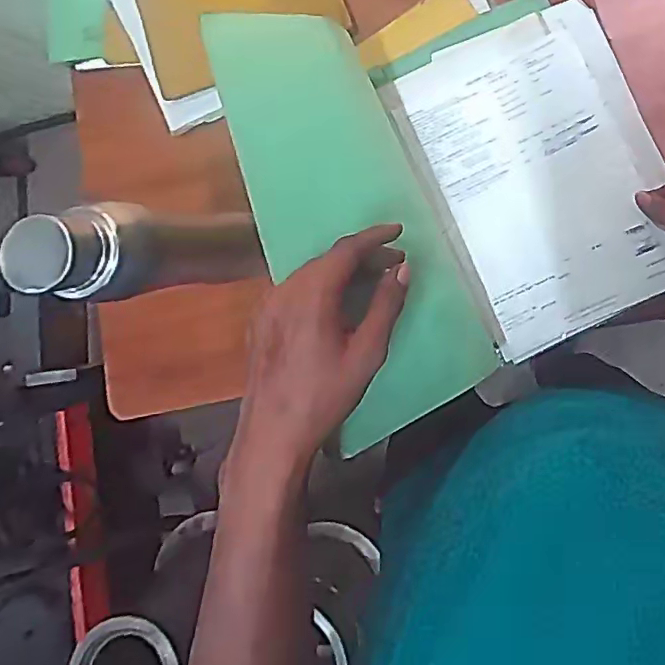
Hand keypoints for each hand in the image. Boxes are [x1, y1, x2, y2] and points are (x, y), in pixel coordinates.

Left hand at [226, 225, 410, 492]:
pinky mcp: (262, 321)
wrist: (272, 433)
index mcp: (310, 295)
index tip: (398, 231)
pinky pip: (297, 288)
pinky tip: (339, 301)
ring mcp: (268, 306)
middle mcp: (284, 292)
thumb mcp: (367, 352)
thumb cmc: (325, 395)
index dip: (374, 237)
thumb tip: (402, 270)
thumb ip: (386, 306)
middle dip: (363, 255)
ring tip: (373, 280)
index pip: (345, 250)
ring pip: (311, 272)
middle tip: (394, 263)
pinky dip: (324, 284)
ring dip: (343, 270)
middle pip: (327, 259)